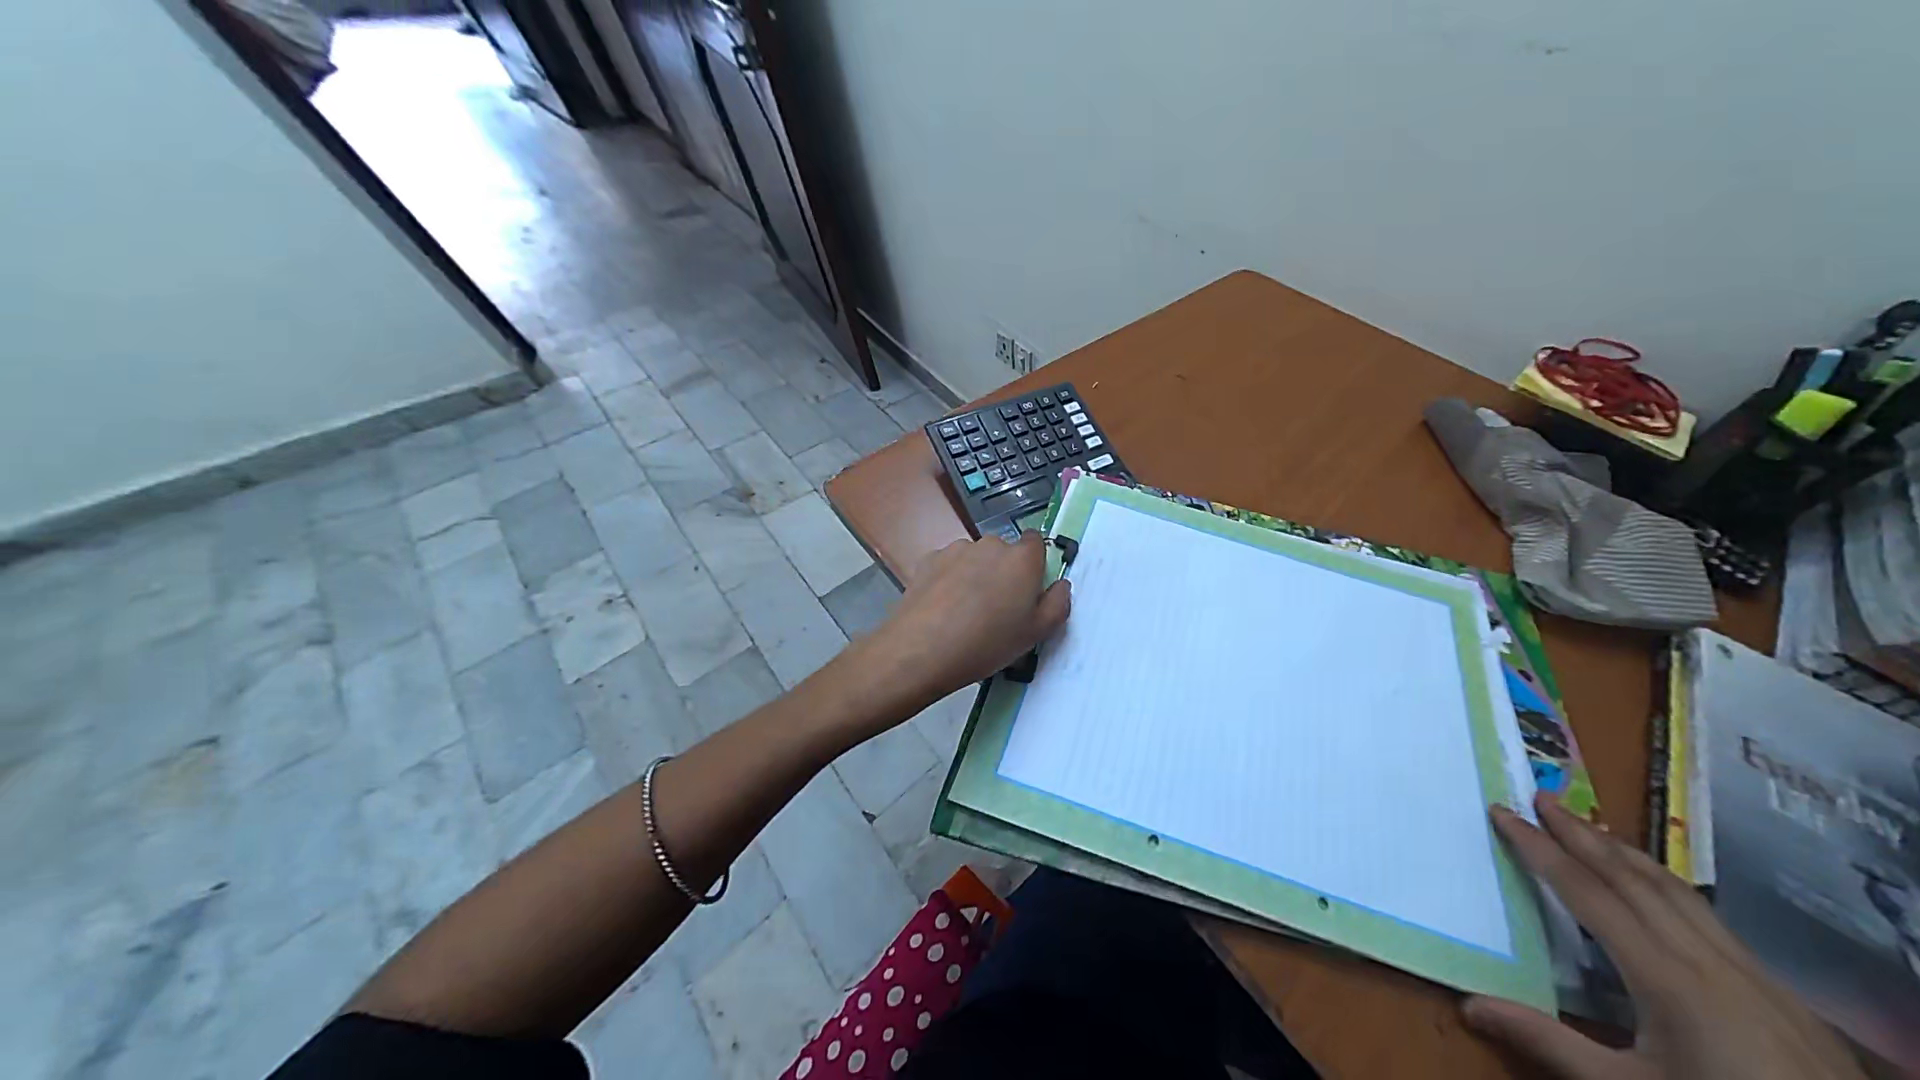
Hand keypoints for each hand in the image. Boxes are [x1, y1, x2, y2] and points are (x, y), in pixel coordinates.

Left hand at [862, 533, 1070, 708]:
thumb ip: (1058, 603)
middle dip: (1003, 574)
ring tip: (966, 613)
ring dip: (975, 576)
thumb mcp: (1037, 633)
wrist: (923, 648)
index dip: (1034, 565)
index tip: (1027, 592)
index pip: (1037, 543)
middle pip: (1004, 553)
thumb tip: (1060, 584)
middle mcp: (991, 544)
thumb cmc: (988, 642)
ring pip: (975, 559)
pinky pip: (948, 567)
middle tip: (997, 611)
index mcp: (1022, 558)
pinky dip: (949, 581)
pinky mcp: (928, 560)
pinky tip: (944, 610)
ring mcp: (956, 549)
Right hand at [1464, 795, 1864, 1079]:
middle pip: (1634, 878)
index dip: (1539, 849)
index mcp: (1667, 979)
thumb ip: (1549, 1042)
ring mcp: (1751, 973)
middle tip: (1539, 797)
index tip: (1502, 812)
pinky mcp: (1778, 991)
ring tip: (1587, 826)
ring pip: (1677, 891)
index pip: (1587, 893)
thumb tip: (1469, 1005)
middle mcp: (1708, 961)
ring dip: (1623, 851)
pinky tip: (1654, 887)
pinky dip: (1663, 883)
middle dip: (1582, 833)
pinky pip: (1707, 916)